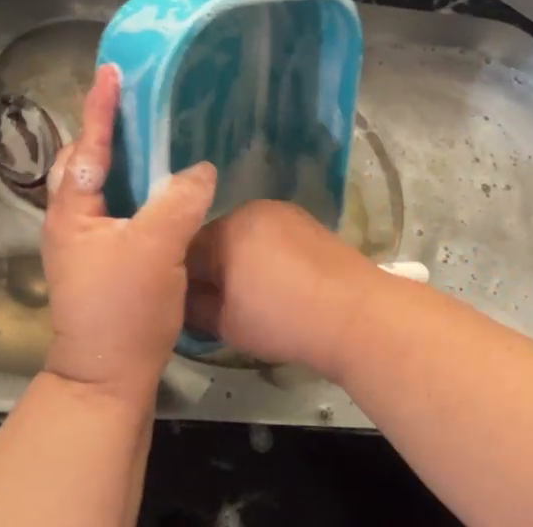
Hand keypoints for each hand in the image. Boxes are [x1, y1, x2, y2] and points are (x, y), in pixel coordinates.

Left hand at [41, 64, 216, 399]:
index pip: (88, 147)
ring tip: (149, 137)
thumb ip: (179, 200)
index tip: (111, 70)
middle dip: (102, 130)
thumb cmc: (124, 310)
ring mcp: (84, 245)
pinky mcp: (103, 262)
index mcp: (72, 212)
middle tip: (133, 105)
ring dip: (118, 158)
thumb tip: (201, 168)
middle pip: (81, 163)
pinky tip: (160, 190)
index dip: (100, 107)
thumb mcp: (155, 249)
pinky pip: (115, 208)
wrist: (108, 379)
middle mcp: (71, 222)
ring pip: (98, 187)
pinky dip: (132, 187)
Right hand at [185, 200, 386, 377]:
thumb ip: (192, 307)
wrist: (354, 314)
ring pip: (243, 236)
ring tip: (250, 297)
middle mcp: (250, 210)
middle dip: (210, 268)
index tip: (182, 303)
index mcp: (225, 229)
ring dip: (239, 261)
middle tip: (216, 304)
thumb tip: (178, 298)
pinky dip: (266, 257)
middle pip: (214, 238)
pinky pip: (271, 236)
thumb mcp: (225, 323)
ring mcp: (282, 212)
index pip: (184, 249)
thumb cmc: (282, 319)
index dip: (178, 278)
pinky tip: (278, 286)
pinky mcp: (307, 222)